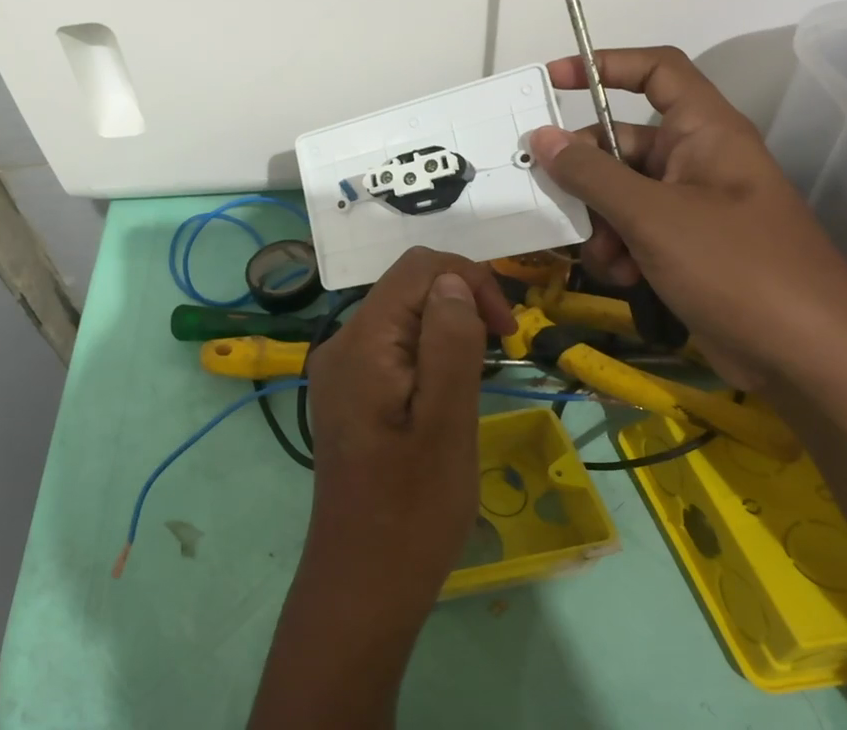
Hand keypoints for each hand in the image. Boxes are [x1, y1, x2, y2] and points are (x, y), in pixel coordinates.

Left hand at [299, 248, 517, 610]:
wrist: (363, 577)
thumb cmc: (413, 506)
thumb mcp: (446, 421)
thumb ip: (448, 342)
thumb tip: (453, 282)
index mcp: (360, 343)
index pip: (415, 269)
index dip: (469, 281)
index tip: (507, 332)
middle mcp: (339, 346)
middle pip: (405, 291)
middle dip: (459, 306)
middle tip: (501, 354)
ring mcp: (339, 373)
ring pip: (400, 321)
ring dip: (446, 333)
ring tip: (476, 380)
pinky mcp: (347, 397)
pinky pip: (390, 353)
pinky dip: (426, 357)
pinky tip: (447, 396)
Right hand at [529, 47, 846, 391]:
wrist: (808, 357)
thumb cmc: (737, 269)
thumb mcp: (652, 216)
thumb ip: (590, 174)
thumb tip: (540, 137)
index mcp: (706, 133)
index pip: (656, 72)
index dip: (605, 65)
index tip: (551, 81)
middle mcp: (697, 162)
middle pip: (620, 144)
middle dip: (584, 176)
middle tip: (552, 200)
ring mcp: (691, 208)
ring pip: (617, 195)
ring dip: (598, 224)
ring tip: (606, 257)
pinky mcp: (684, 250)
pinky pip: (631, 233)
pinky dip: (617, 252)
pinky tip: (624, 279)